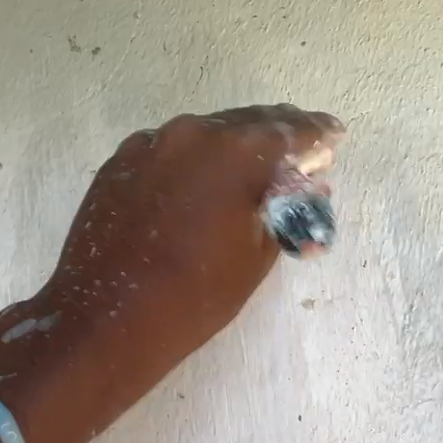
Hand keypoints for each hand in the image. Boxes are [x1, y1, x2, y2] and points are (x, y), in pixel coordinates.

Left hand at [39, 104, 344, 385]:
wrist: (108, 319)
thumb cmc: (196, 294)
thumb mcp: (258, 253)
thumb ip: (285, 208)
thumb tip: (300, 185)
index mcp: (236, 152)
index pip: (290, 132)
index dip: (317, 134)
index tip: (334, 134)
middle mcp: (193, 132)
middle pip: (247, 123)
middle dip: (278, 133)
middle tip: (302, 142)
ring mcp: (151, 143)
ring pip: (205, 133)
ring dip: (233, 144)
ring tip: (255, 161)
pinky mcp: (121, 161)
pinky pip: (171, 149)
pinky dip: (194, 158)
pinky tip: (203, 177)